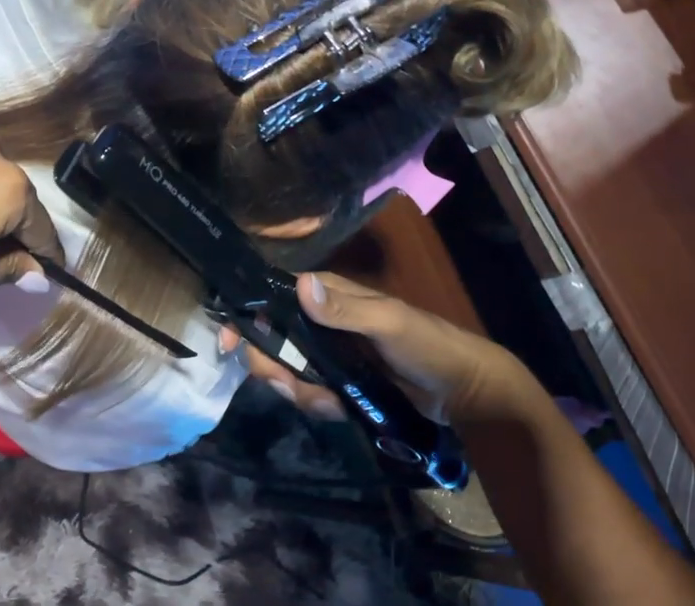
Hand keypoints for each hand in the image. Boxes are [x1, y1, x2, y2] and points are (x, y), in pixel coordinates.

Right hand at [222, 272, 529, 424]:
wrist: (467, 392)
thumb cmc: (428, 343)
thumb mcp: (388, 321)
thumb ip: (344, 308)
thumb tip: (301, 286)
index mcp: (326, 294)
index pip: (272, 295)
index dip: (245, 314)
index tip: (228, 341)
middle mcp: (320, 320)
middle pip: (271, 336)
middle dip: (267, 362)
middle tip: (279, 381)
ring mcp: (329, 353)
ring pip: (287, 368)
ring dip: (294, 387)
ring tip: (319, 400)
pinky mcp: (340, 382)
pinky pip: (311, 391)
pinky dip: (316, 402)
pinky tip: (337, 408)